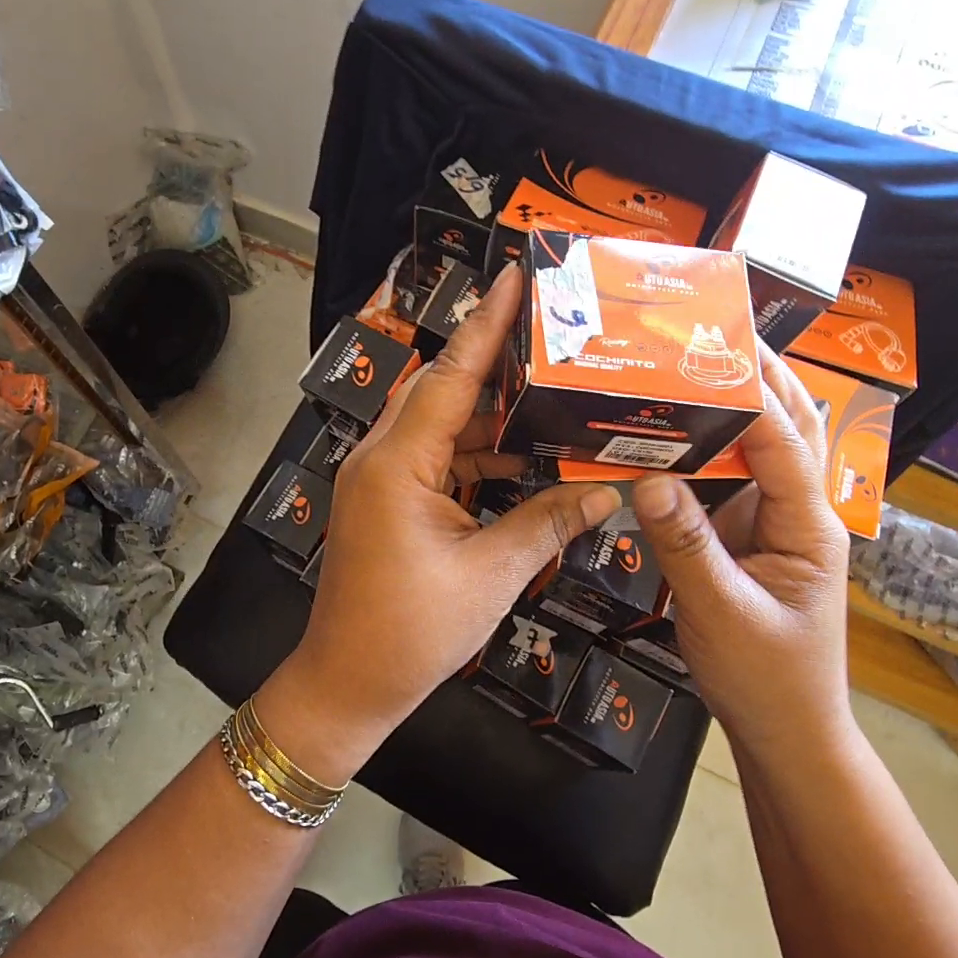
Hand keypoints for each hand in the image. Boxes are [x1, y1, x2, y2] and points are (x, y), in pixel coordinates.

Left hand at [255, 267, 620, 783]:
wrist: (348, 681)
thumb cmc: (412, 631)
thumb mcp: (490, 574)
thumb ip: (548, 522)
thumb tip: (609, 491)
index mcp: (398, 464)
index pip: (450, 377)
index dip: (486, 326)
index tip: (514, 276)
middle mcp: (380, 459)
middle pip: (442, 393)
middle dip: (493, 365)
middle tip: (550, 335)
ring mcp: (377, 481)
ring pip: (438, 429)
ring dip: (489, 420)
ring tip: (549, 397)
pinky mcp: (383, 504)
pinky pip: (433, 461)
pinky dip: (473, 457)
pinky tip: (520, 459)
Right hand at [630, 342, 853, 758]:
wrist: (782, 728)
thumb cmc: (766, 676)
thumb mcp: (721, 614)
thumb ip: (687, 546)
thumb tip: (650, 479)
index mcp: (809, 526)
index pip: (785, 444)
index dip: (752, 393)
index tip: (715, 346)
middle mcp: (795, 511)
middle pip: (786, 427)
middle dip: (758, 375)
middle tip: (712, 327)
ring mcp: (767, 521)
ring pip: (754, 448)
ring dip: (728, 403)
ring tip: (685, 359)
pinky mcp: (740, 534)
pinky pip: (720, 479)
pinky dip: (697, 448)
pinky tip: (664, 428)